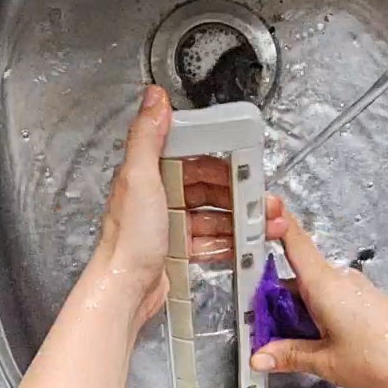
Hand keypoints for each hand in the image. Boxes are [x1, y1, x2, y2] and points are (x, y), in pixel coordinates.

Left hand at [84, 86, 286, 323]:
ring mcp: (170, 226)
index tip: (245, 164)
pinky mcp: (178, 250)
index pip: (194, 159)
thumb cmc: (127, 241)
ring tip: (263, 224)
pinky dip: (229, 242)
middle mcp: (159, 198)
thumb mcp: (138, 179)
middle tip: (261, 200)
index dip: (222, 161)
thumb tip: (154, 97)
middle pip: (209, 188)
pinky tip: (244, 245)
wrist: (125, 290)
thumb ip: (147, 137)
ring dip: (240, 219)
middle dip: (238, 193)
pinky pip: (211, 241)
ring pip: (214, 215)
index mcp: (149, 176)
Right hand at [250, 216, 387, 387]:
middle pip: (294, 276)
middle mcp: (338, 280)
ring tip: (287, 345)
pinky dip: (313, 316)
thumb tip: (261, 357)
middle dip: (273, 299)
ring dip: (294, 312)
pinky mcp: (363, 301)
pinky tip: (314, 343)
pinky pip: (328, 300)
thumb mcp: (326, 362)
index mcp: (323, 284)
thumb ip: (288, 356)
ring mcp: (352, 289)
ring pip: (310, 291)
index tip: (258, 207)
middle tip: (258, 328)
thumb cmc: (386, 358)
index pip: (294, 241)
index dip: (275, 222)